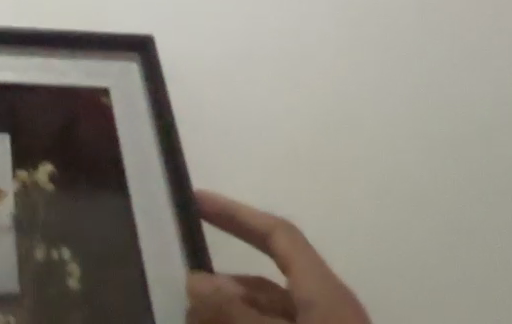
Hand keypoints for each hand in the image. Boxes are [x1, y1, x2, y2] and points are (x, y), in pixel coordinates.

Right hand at [186, 190, 369, 323]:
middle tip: (184, 283)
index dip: (236, 213)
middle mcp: (327, 309)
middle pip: (265, 280)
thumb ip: (235, 311)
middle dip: (222, 281)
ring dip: (228, 310)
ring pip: (266, 312)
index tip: (194, 200)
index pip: (278, 233)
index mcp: (325, 291)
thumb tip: (193, 279)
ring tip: (193, 315)